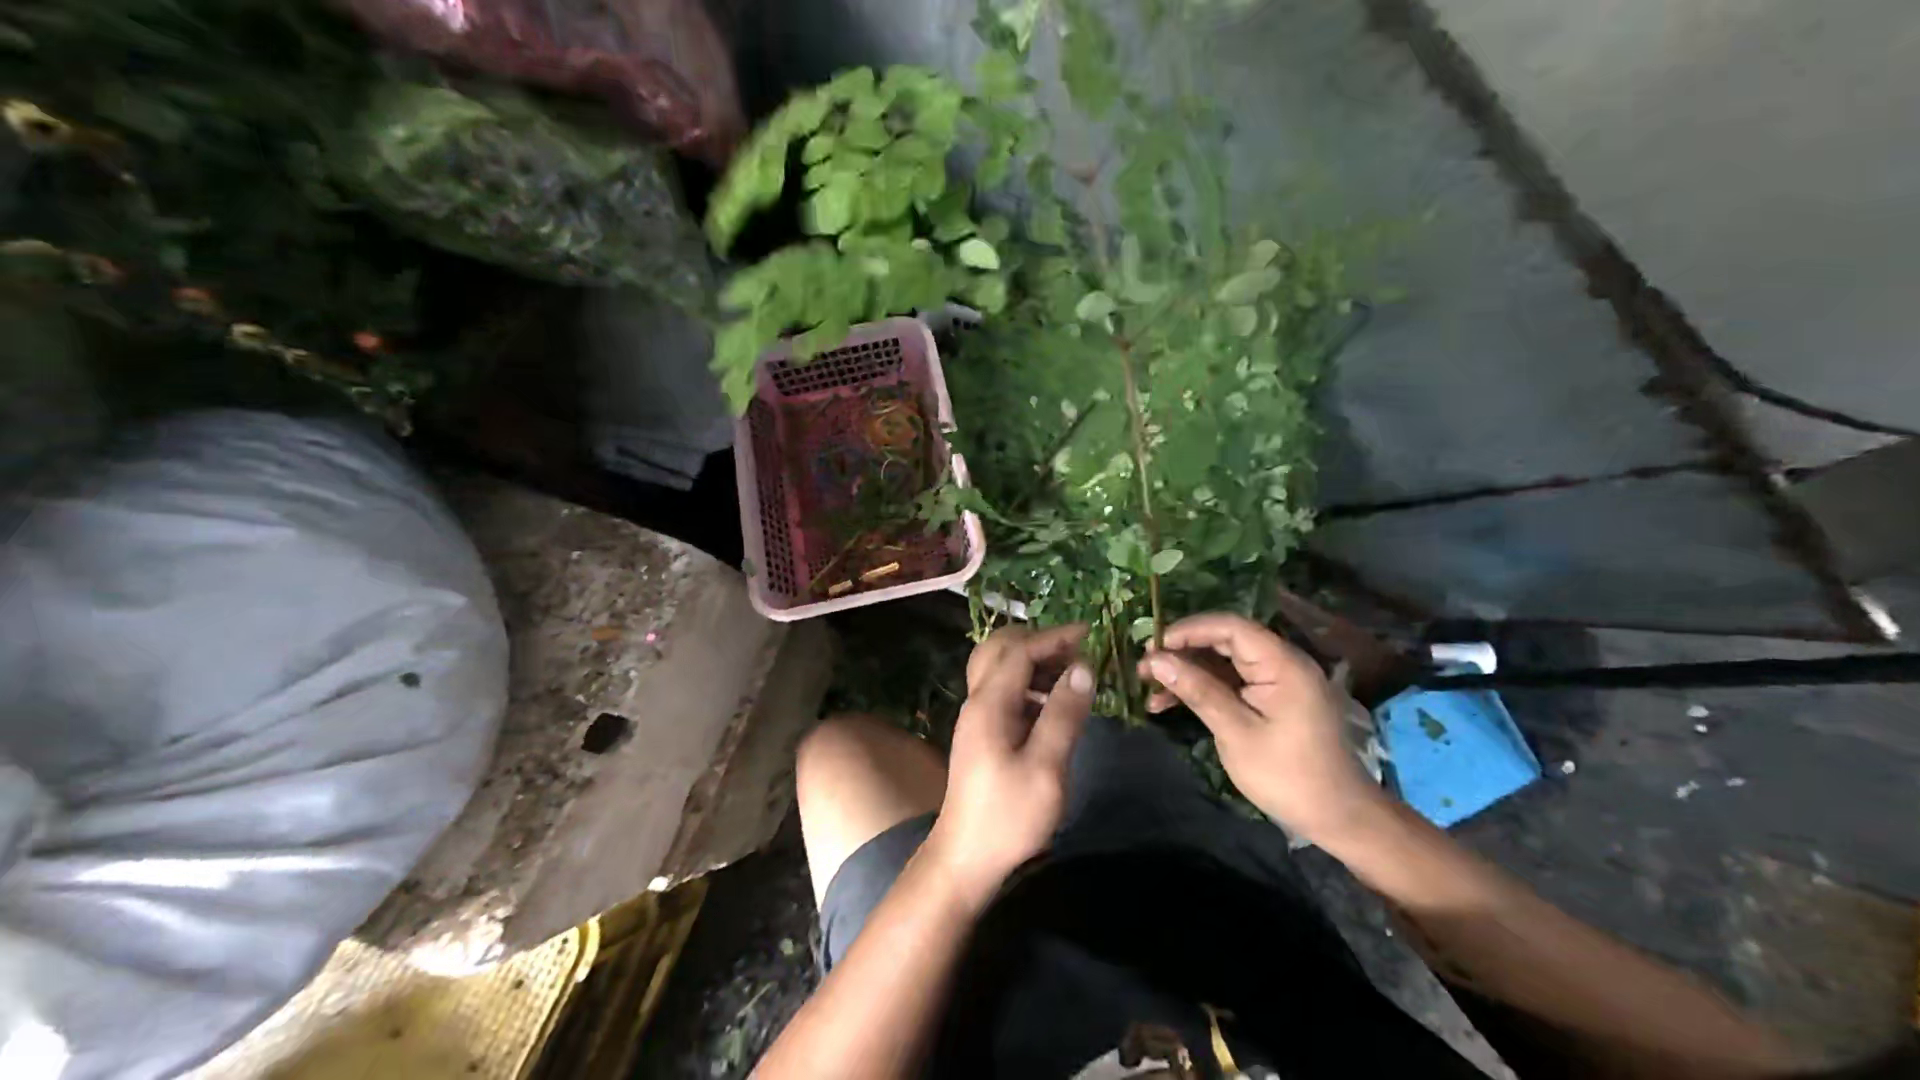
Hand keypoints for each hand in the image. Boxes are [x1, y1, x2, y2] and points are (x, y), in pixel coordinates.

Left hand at [924, 623, 1093, 902]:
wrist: (967, 859)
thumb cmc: (1009, 816)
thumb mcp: (1046, 767)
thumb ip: (1064, 714)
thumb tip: (1084, 668)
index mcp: (989, 704)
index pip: (1019, 651)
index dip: (1054, 638)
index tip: (1090, 634)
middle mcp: (977, 702)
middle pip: (1001, 650)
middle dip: (1039, 642)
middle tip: (1078, 653)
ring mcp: (977, 718)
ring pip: (1001, 670)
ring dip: (1035, 663)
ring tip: (1073, 676)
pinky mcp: (983, 735)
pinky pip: (1005, 693)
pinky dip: (1030, 685)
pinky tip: (1055, 704)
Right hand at [1140, 613, 1388, 846]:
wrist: (1338, 818)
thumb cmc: (1287, 775)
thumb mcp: (1236, 732)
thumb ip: (1198, 690)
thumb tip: (1157, 660)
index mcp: (1282, 664)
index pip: (1230, 627)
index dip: (1188, 630)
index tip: (1153, 646)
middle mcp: (1281, 663)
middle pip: (1224, 641)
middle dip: (1181, 652)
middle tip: (1144, 668)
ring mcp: (1276, 682)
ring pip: (1222, 663)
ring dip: (1187, 673)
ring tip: (1149, 688)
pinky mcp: (1270, 700)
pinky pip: (1231, 683)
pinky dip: (1202, 690)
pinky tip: (1169, 704)